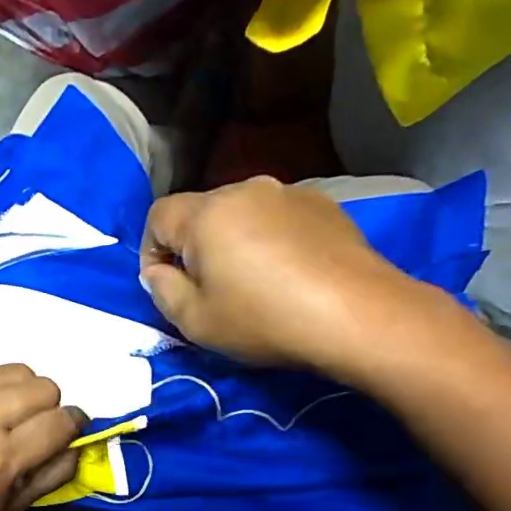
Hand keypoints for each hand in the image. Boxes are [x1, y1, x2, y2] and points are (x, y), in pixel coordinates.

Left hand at [0, 364, 84, 510]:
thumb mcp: (12, 508)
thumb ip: (54, 473)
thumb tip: (79, 442)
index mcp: (0, 458)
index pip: (61, 421)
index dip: (73, 427)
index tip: (66, 435)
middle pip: (45, 387)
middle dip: (49, 408)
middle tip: (31, 430)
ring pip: (20, 370)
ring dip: (24, 392)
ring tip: (7, 416)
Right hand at [138, 177, 452, 379]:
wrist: (359, 316)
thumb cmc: (264, 320)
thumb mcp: (194, 321)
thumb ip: (162, 290)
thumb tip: (159, 271)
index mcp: (208, 214)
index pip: (158, 216)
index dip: (151, 250)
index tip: (167, 285)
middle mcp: (246, 189)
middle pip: (200, 212)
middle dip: (193, 246)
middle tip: (208, 288)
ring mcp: (289, 192)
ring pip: (240, 213)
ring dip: (233, 241)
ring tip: (252, 281)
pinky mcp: (324, 204)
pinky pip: (276, 218)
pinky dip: (269, 239)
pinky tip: (287, 274)